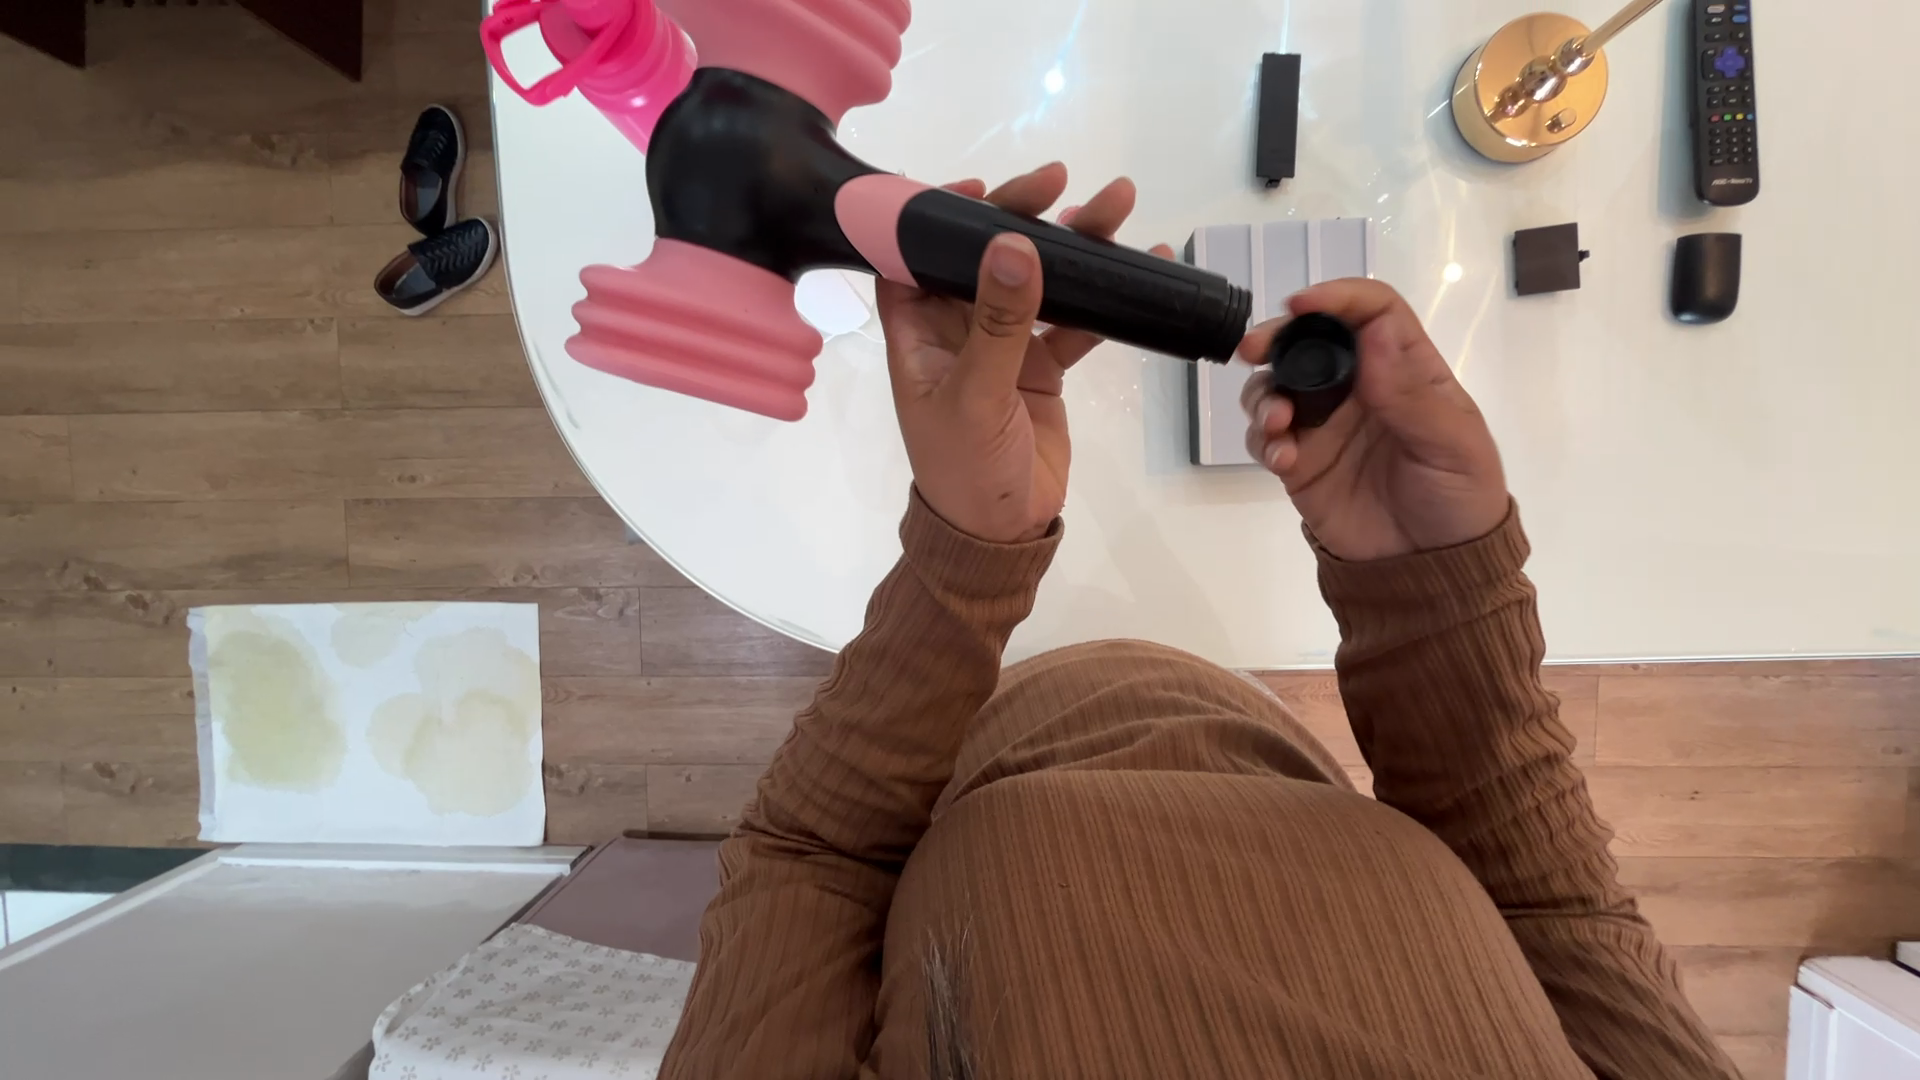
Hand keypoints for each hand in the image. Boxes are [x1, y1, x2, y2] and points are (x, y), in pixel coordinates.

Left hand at [877, 163, 1172, 543]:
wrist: (1003, 531)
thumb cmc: (967, 469)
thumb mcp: (976, 397)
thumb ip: (997, 324)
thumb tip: (1014, 244)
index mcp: (919, 335)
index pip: (914, 258)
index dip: (938, 218)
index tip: (983, 188)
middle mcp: (956, 332)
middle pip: (983, 259)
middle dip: (1020, 217)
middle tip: (1060, 182)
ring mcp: (1002, 347)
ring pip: (1034, 282)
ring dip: (1071, 247)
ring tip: (1117, 206)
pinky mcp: (1040, 367)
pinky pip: (1072, 321)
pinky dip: (1103, 299)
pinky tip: (1143, 266)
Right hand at [1240, 280, 1508, 561]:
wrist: (1427, 566)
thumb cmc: (1457, 496)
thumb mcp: (1451, 444)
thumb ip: (1409, 393)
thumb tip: (1373, 332)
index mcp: (1404, 369)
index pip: (1370, 313)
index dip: (1336, 298)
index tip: (1301, 305)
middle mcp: (1356, 388)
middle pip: (1308, 343)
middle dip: (1275, 339)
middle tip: (1253, 351)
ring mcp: (1322, 425)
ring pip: (1275, 387)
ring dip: (1264, 397)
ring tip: (1277, 425)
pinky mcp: (1297, 462)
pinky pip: (1265, 439)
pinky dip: (1262, 442)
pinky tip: (1282, 459)